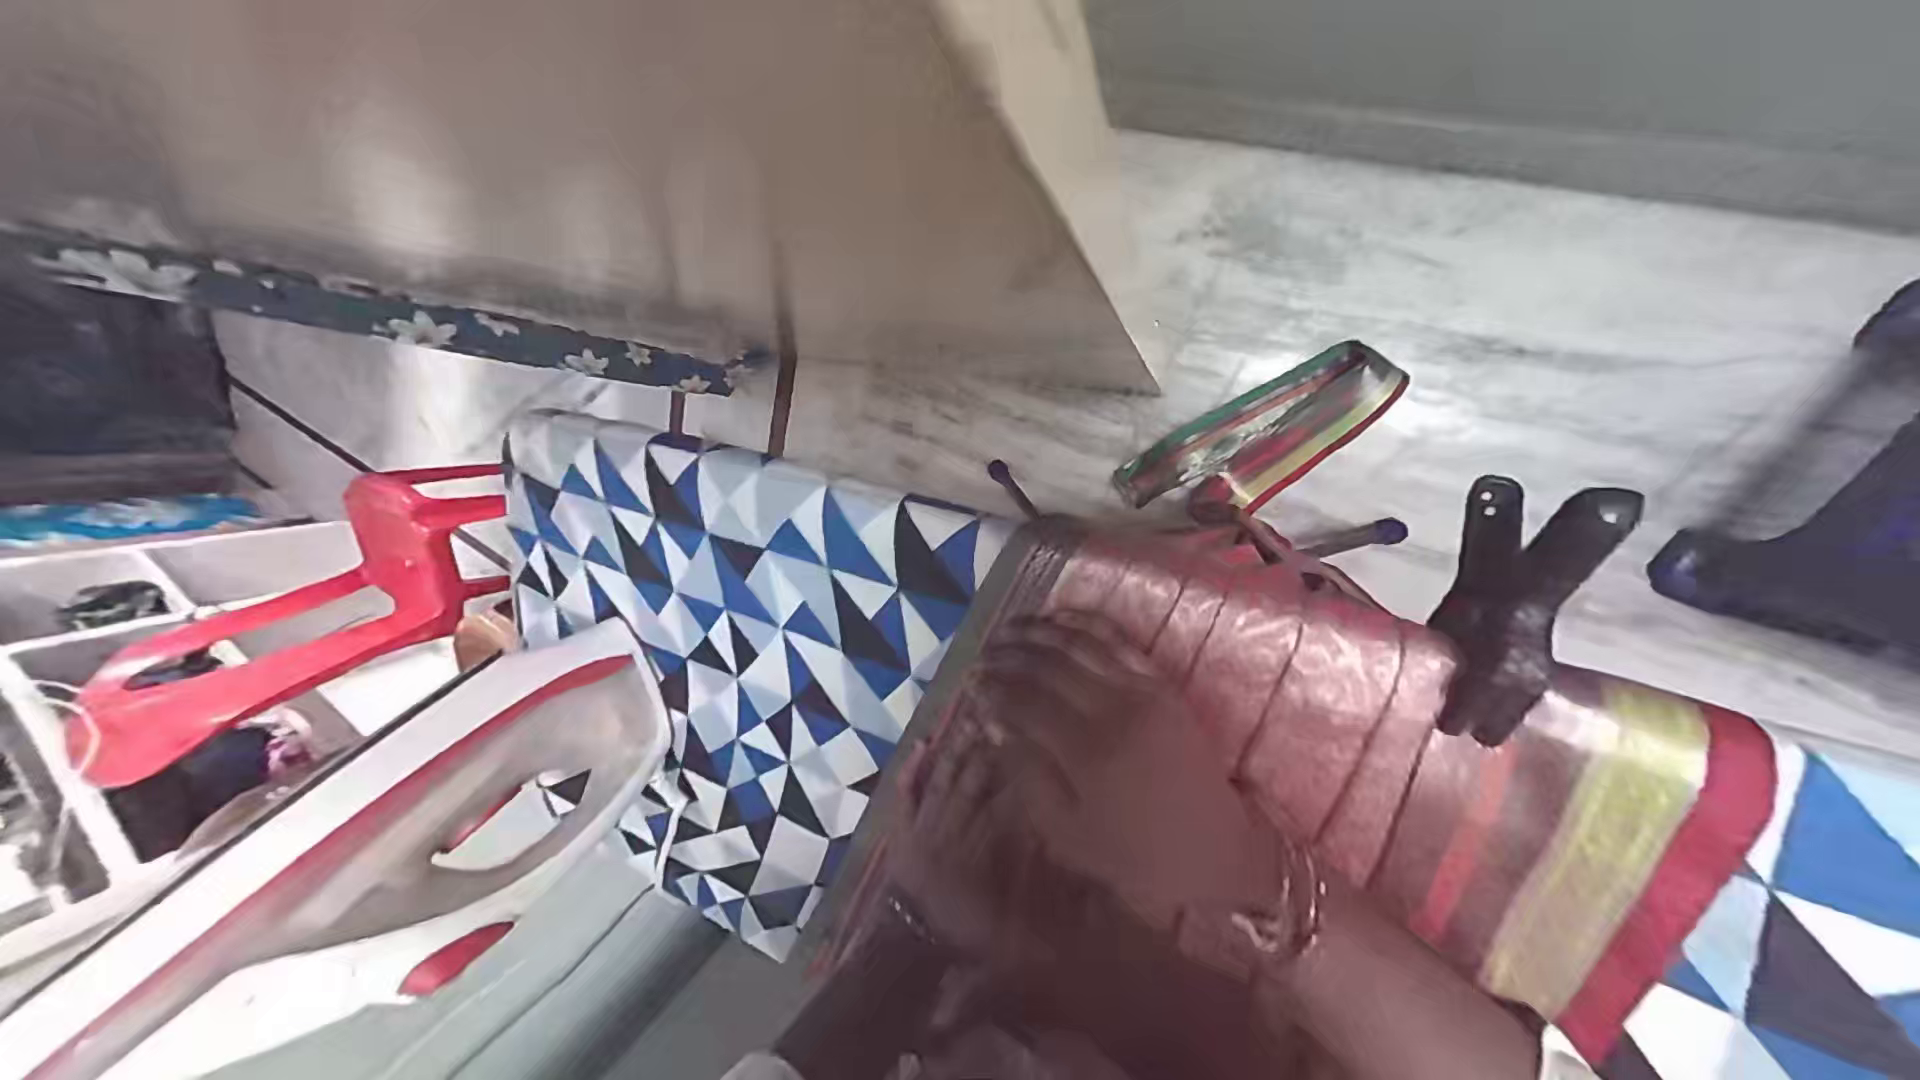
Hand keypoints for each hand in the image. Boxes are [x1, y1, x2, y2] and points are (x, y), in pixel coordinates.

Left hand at [889, 719, 1040, 960]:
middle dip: (985, 750)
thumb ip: (1035, 904)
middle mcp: (953, 826)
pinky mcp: (903, 826)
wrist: (908, 941)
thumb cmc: (958, 930)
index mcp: (979, 847)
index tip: (1030, 749)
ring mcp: (925, 822)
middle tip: (997, 717)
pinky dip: (911, 768)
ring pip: (942, 779)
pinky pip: (906, 792)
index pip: (1002, 803)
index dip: (1017, 776)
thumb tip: (1071, 885)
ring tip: (967, 720)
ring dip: (955, 750)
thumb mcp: (1004, 924)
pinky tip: (920, 744)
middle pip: (971, 781)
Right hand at [974, 611, 1286, 934]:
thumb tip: (992, 724)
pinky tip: (1058, 616)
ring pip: (1078, 644)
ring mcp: (1141, 691)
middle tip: (982, 654)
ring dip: (1038, 631)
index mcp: (1087, 754)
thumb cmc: (1135, 853)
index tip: (970, 684)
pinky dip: (1084, 622)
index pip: (1025, 704)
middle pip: (1047, 667)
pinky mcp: (1160, 682)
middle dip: (1007, 656)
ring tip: (1009, 628)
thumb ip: (1028, 774)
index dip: (992, 690)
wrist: (1214, 848)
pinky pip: (1117, 639)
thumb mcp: (1069, 833)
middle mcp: (1113, 711)